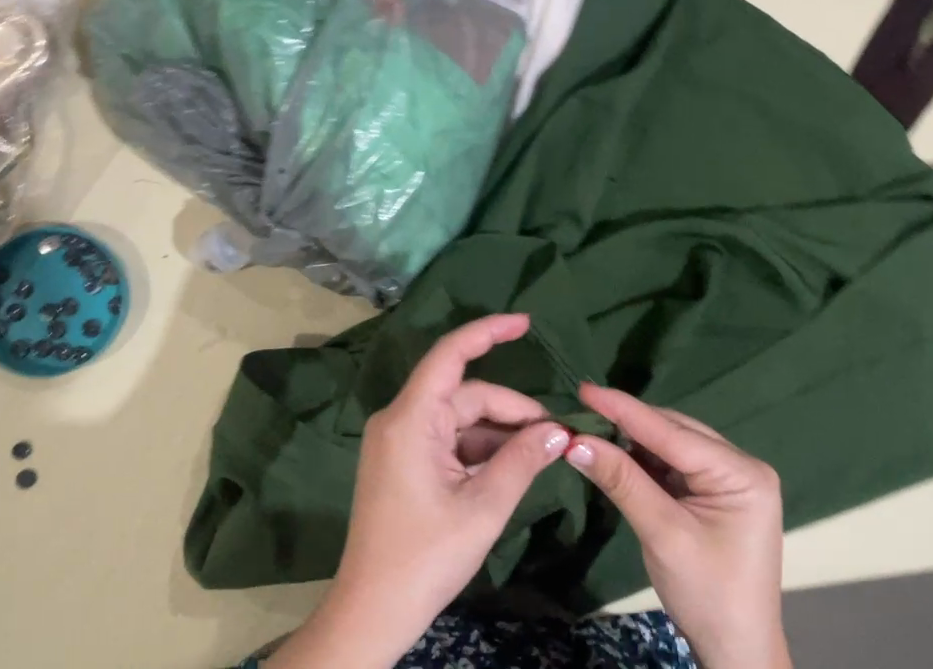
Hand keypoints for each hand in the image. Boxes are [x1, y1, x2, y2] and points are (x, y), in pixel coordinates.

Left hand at [266, 315, 567, 668]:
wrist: (373, 610)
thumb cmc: (426, 556)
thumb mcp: (483, 507)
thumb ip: (523, 460)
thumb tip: (559, 430)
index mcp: (411, 418)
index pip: (451, 355)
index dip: (488, 332)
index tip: (526, 322)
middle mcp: (401, 420)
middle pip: (465, 394)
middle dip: (511, 409)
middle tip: (557, 434)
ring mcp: (399, 442)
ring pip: (459, 419)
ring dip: (499, 433)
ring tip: (543, 453)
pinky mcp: (403, 464)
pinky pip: (448, 441)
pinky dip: (480, 449)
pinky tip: (514, 467)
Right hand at [567, 384, 791, 668]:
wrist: (736, 651)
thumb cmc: (707, 594)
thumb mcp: (662, 534)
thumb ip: (622, 482)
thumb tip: (575, 441)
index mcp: (742, 473)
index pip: (673, 433)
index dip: (625, 410)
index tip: (585, 388)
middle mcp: (740, 467)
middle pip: (674, 433)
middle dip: (627, 422)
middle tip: (580, 408)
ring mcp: (728, 481)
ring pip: (671, 445)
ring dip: (632, 439)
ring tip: (590, 426)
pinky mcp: (713, 495)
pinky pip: (672, 465)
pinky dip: (642, 459)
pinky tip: (615, 452)